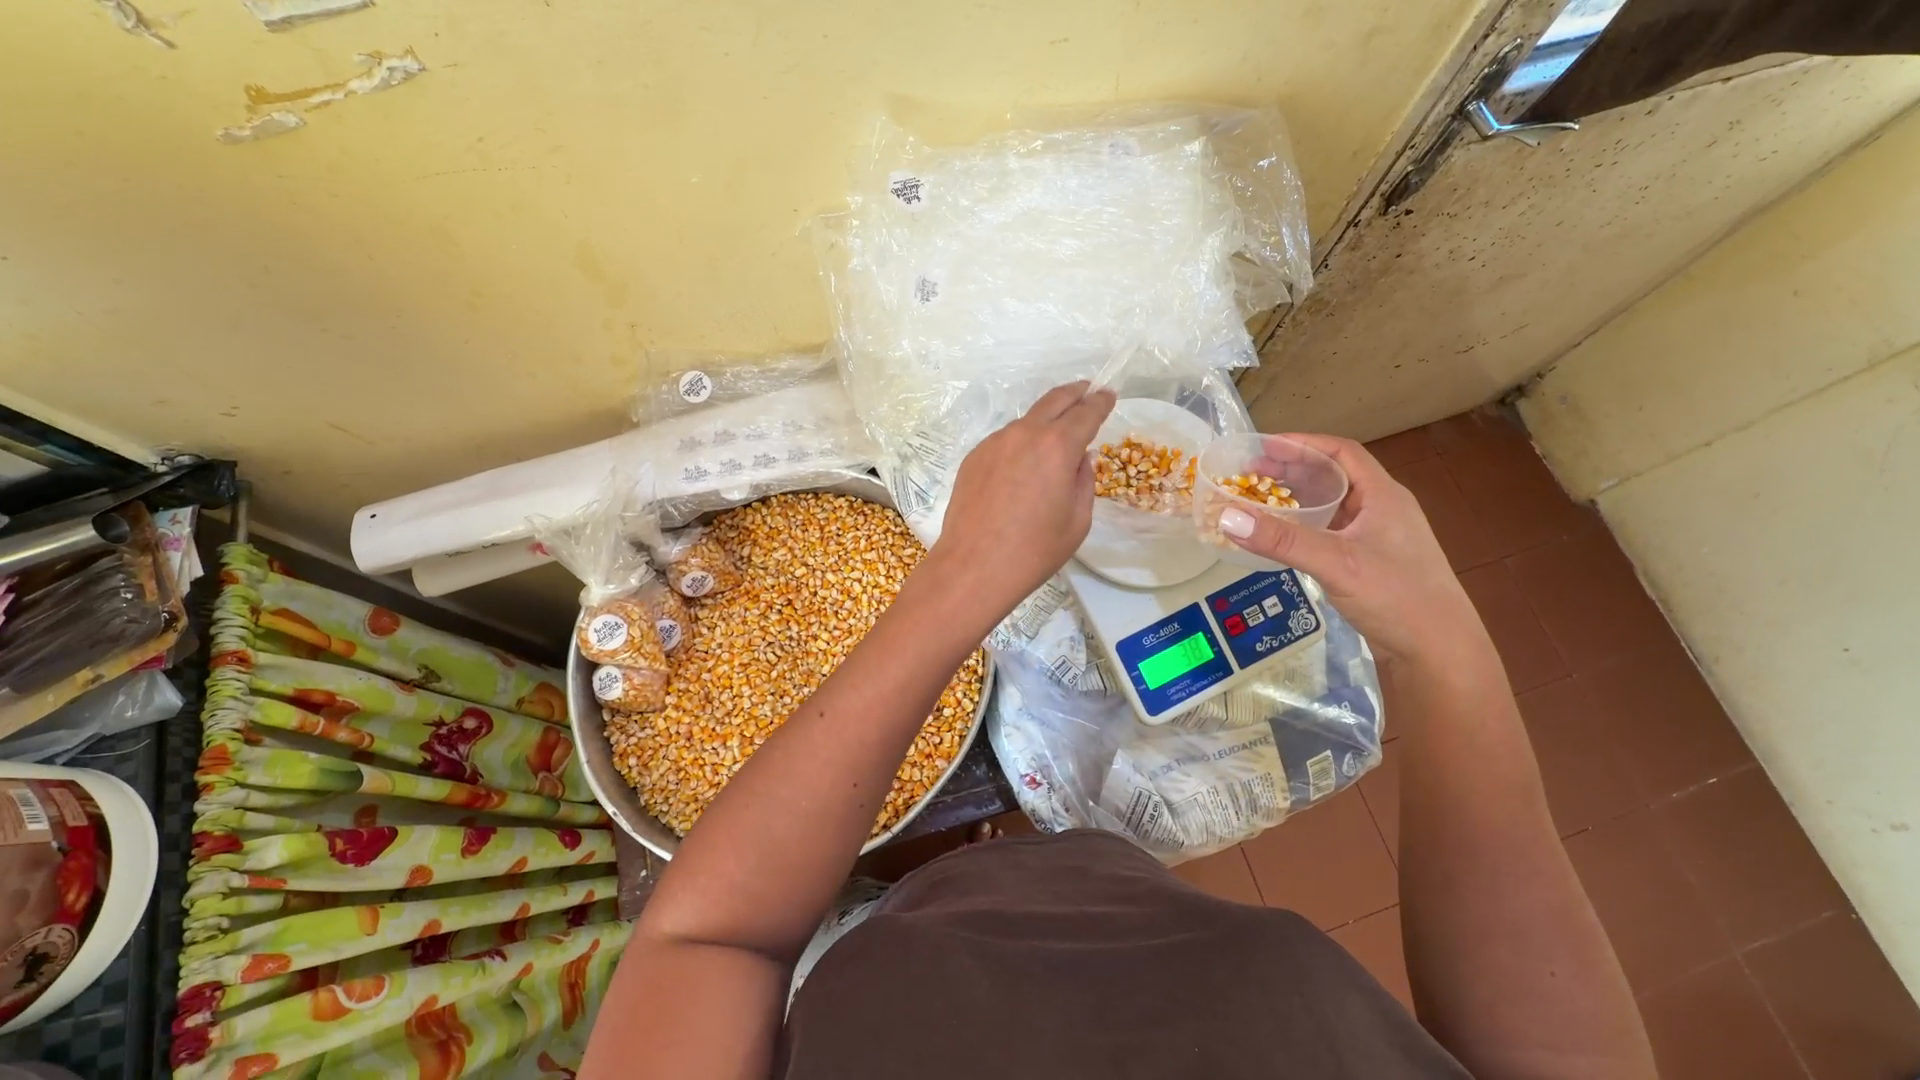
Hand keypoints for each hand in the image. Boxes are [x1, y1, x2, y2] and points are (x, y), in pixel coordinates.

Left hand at [929, 381, 1115, 616]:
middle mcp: (1024, 434)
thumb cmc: (1034, 550)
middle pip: (1054, 401)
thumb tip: (1080, 458)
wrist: (974, 566)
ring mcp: (994, 443)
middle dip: (1075, 394)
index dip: (1100, 402)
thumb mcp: (1077, 520)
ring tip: (1055, 435)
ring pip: (1026, 422)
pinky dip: (1020, 443)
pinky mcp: (974, 458)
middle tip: (1087, 390)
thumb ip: (1084, 480)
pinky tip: (1023, 465)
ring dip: (1045, 421)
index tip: (1108, 395)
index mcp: (1057, 447)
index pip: (1086, 413)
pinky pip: (1005, 441)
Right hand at [1215, 434, 1488, 667]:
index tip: (1263, 447)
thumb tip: (1226, 516)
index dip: (1302, 444)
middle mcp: (1382, 509)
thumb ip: (1282, 540)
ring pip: (1332, 505)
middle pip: (1334, 476)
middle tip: (1250, 473)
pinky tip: (1283, 537)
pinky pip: (1331, 532)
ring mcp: (1378, 538)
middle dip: (1292, 470)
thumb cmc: (1396, 597)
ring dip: (1297, 499)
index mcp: (1383, 495)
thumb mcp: (1336, 563)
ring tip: (1259, 500)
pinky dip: (1304, 527)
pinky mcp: (1371, 563)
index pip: (1341, 452)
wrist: (1438, 652)